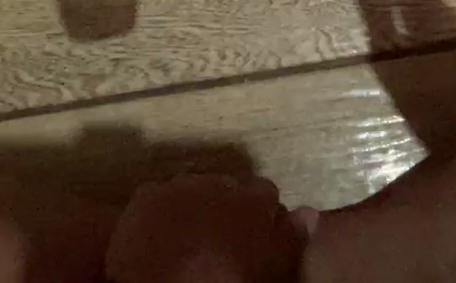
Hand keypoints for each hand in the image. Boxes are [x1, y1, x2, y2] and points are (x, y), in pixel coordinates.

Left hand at [105, 174, 304, 282]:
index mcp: (249, 201)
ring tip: (196, 238)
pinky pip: (162, 195)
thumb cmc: (223, 282)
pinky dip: (167, 210)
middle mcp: (214, 183)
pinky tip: (165, 236)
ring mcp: (177, 186)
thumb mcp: (267, 269)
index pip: (267, 191)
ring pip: (196, 188)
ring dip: (199, 205)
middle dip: (231, 205)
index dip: (265, 214)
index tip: (262, 235)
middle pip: (230, 187)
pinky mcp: (146, 195)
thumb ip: (290, 240)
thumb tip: (309, 213)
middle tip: (227, 240)